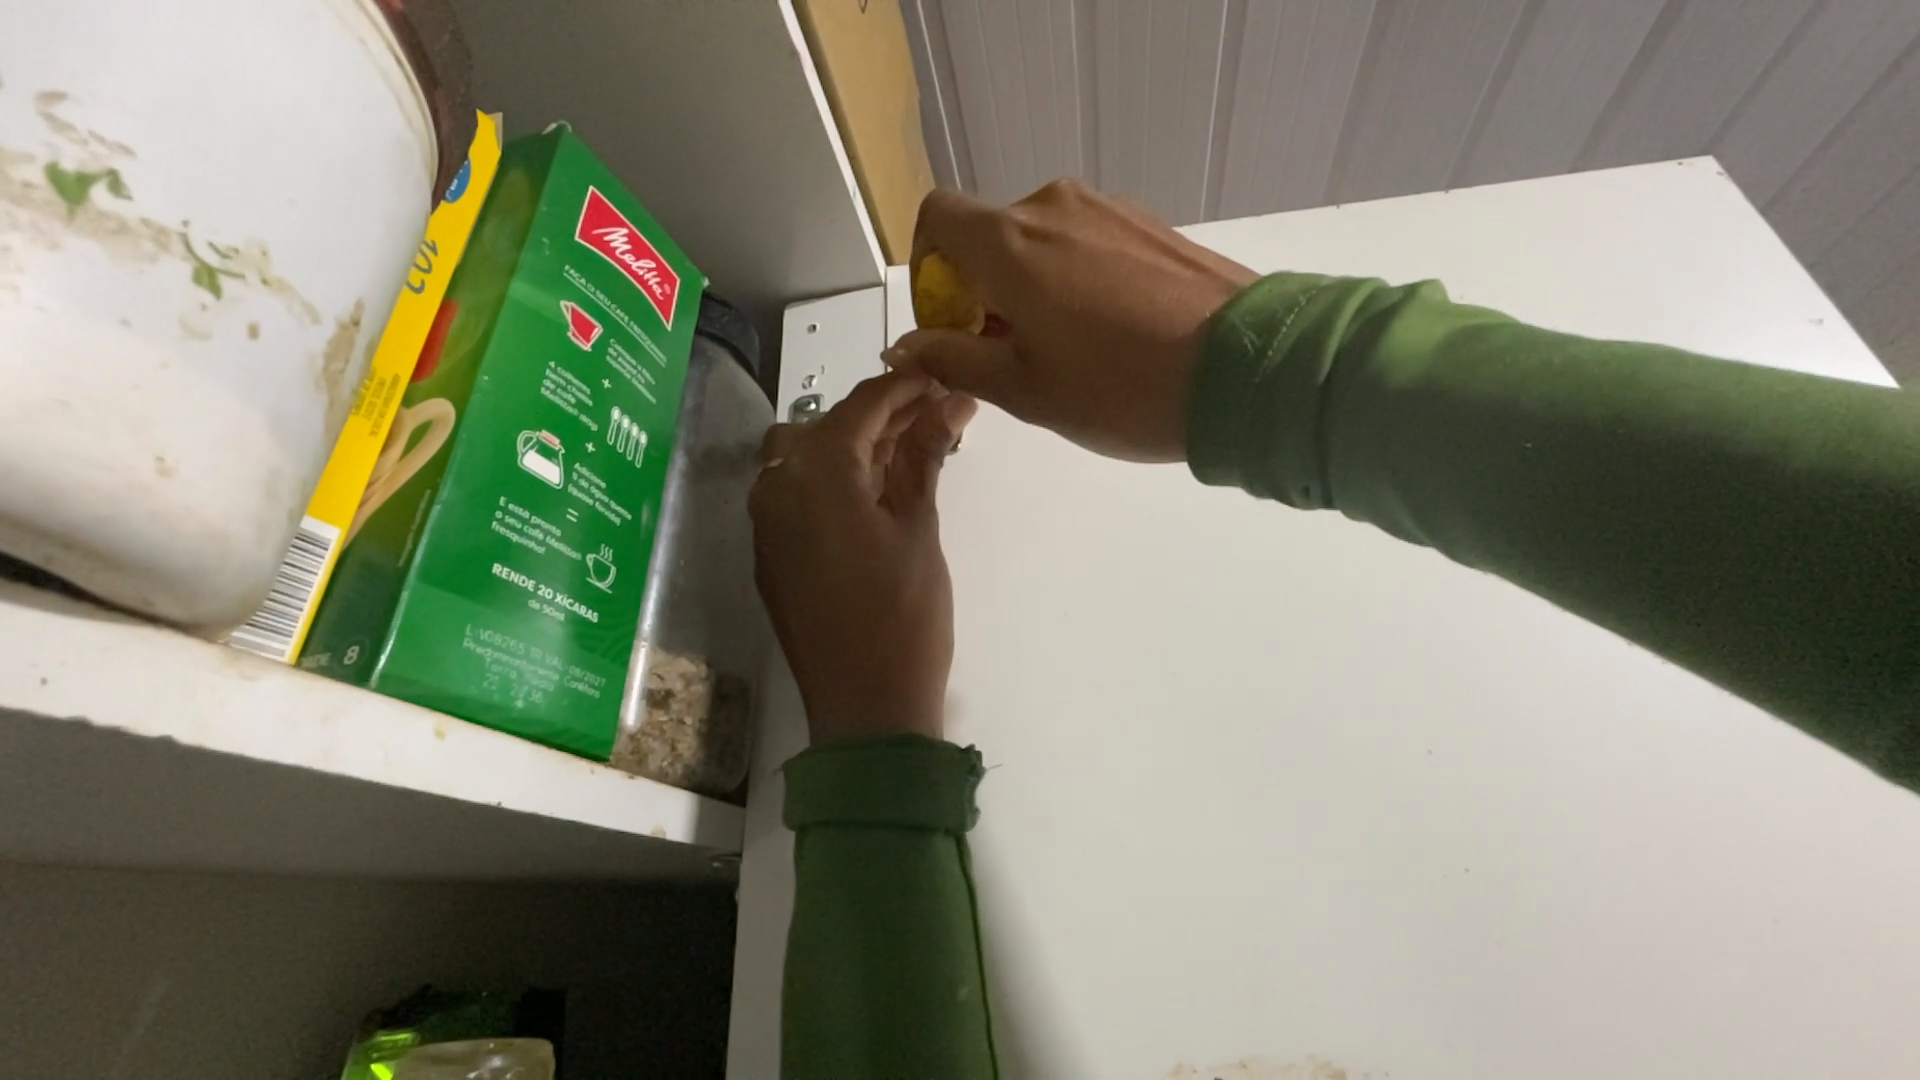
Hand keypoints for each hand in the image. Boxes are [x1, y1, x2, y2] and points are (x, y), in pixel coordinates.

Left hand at [750, 371, 975, 743]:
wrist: (865, 707)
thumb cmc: (904, 615)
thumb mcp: (919, 528)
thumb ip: (924, 457)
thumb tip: (948, 402)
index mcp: (816, 471)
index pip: (862, 404)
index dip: (905, 386)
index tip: (942, 377)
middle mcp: (776, 485)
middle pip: (830, 427)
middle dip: (882, 416)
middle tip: (936, 416)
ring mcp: (766, 522)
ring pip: (806, 457)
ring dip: (853, 446)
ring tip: (908, 454)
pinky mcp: (770, 554)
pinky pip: (796, 494)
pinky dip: (832, 481)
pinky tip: (873, 493)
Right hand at [888, 179, 1257, 462]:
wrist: (1247, 372)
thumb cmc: (1120, 390)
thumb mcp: (1023, 389)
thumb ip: (954, 358)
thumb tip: (906, 344)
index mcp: (1010, 243)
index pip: (936, 218)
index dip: (928, 270)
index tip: (951, 324)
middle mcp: (1054, 207)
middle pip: (989, 235)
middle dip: (980, 290)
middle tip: (1006, 356)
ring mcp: (1108, 210)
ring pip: (1039, 241)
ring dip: (1028, 288)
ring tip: (1063, 353)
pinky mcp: (1149, 225)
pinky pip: (1085, 243)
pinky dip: (1071, 280)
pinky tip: (1106, 335)